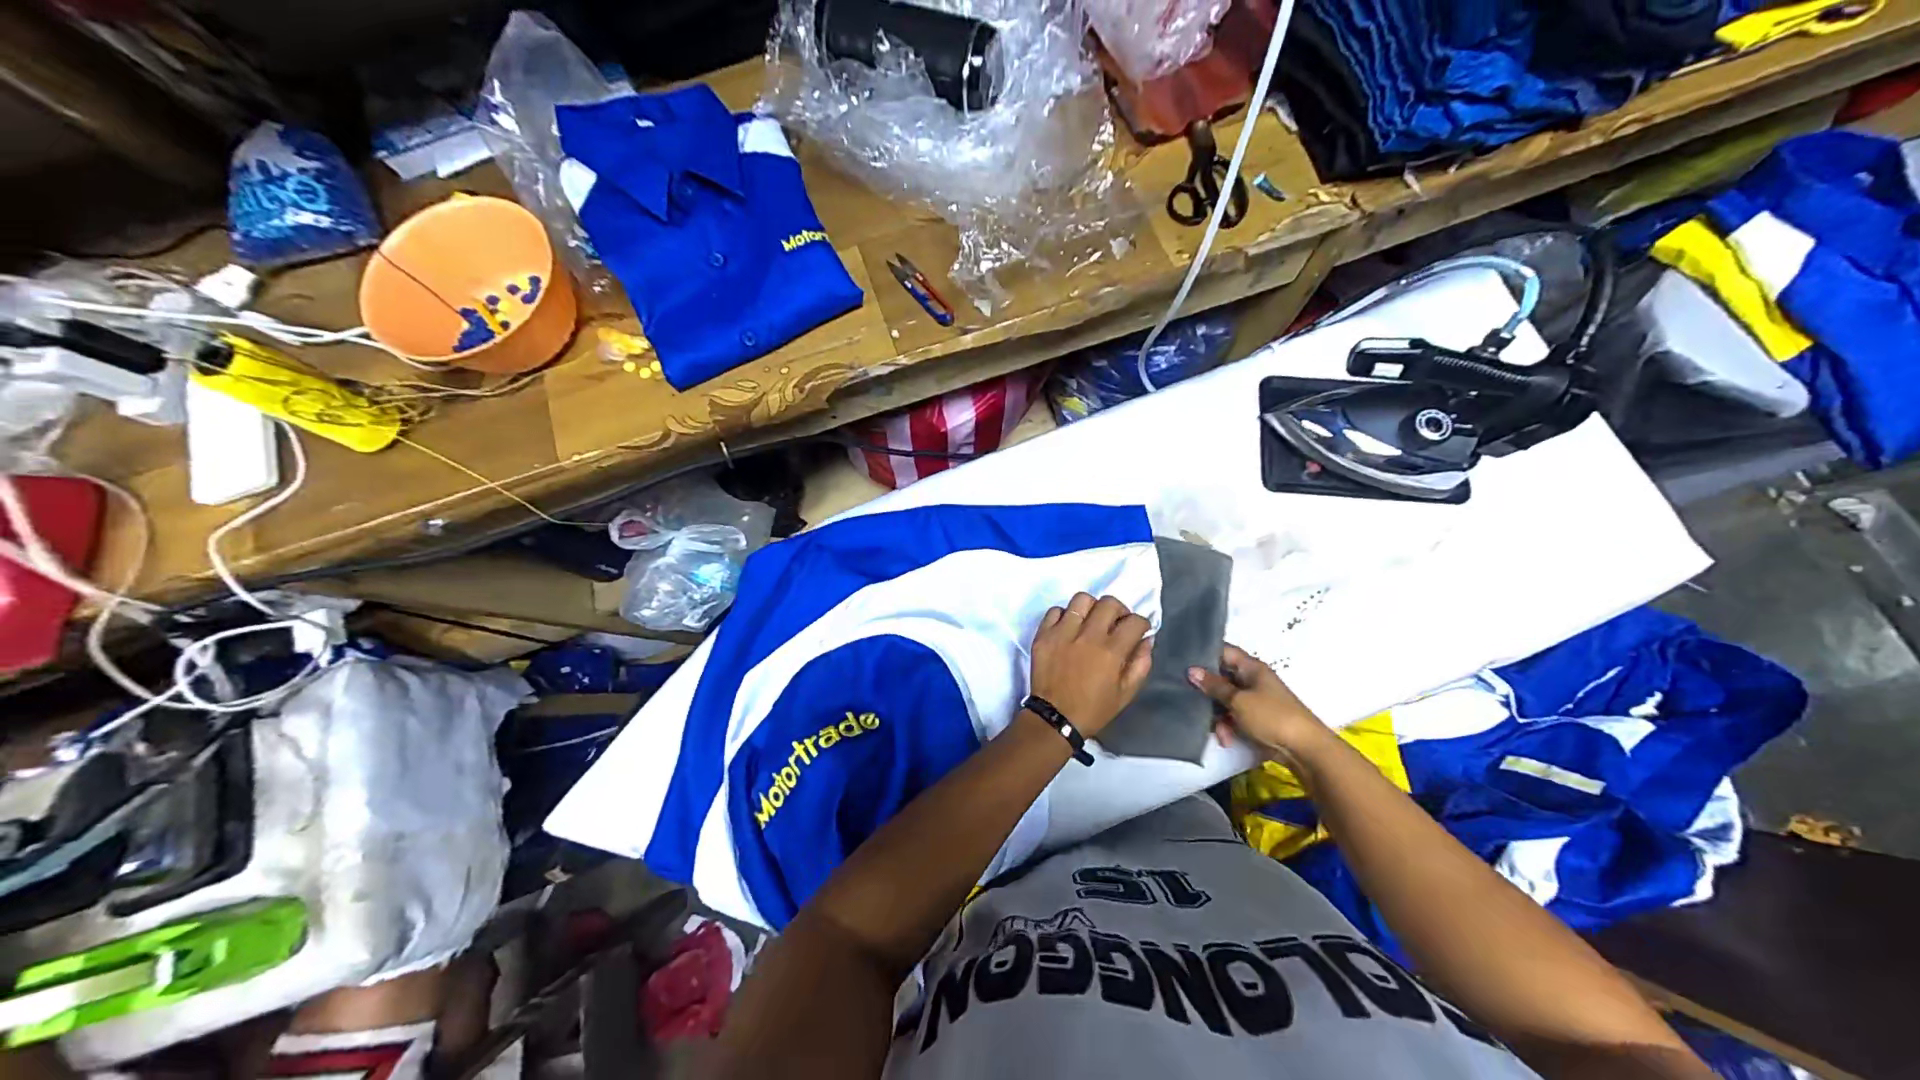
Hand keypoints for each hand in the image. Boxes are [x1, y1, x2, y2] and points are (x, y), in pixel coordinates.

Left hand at [1027, 593, 1152, 738]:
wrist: (1055, 718)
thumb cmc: (1094, 709)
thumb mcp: (1126, 693)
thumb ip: (1141, 664)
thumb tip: (1146, 640)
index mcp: (1111, 651)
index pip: (1134, 621)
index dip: (1141, 624)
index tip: (1138, 630)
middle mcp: (1088, 636)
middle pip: (1109, 603)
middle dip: (1119, 610)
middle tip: (1116, 622)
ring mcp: (1063, 633)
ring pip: (1081, 600)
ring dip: (1092, 607)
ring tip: (1091, 621)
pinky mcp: (1043, 635)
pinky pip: (1055, 611)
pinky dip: (1064, 615)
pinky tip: (1069, 628)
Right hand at [1188, 644, 1328, 760]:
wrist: (1304, 749)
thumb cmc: (1271, 717)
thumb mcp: (1238, 701)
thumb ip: (1214, 686)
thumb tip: (1191, 670)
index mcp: (1252, 668)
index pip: (1224, 652)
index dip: (1205, 654)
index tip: (1182, 660)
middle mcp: (1253, 680)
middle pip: (1222, 678)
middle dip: (1207, 692)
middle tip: (1188, 700)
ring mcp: (1255, 700)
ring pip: (1225, 701)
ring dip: (1218, 716)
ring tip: (1219, 732)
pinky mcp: (1256, 719)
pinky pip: (1234, 717)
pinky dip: (1229, 727)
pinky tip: (1227, 739)